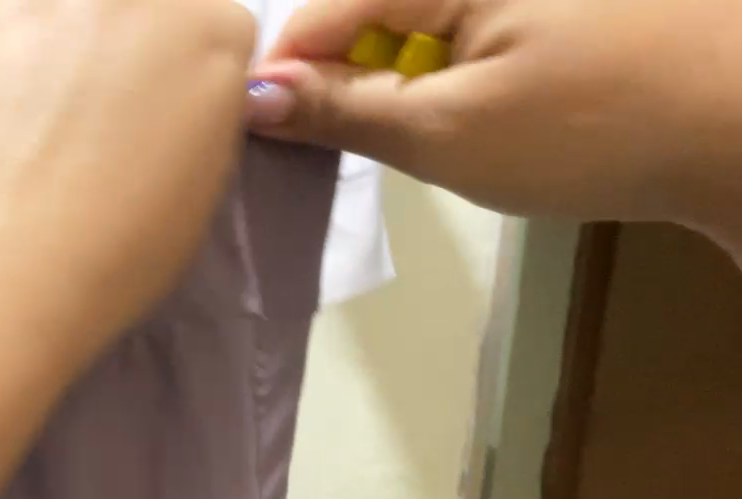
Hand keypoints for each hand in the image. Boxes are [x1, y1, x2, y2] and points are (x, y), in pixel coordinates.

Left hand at [0, 0, 257, 360]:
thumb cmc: (98, 274)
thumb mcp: (188, 204)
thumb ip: (185, 126)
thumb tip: (154, 113)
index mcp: (211, 36)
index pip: (195, 16)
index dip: (148, 69)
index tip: (113, 114)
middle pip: (112, 4)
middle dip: (86, 50)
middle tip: (45, 119)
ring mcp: (38, 3)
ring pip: (30, 9)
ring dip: (17, 50)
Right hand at [249, 0, 741, 236]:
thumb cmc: (594, 129)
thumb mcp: (442, 129)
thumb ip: (338, 109)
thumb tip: (252, 96)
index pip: (330, 8)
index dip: (286, 72)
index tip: (266, 132)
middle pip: (368, 13)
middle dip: (338, 75)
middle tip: (344, 138)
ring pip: (411, 26)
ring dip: (387, 77)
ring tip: (415, 125)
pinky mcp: (559, 10)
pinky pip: (461, 29)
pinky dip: (436, 69)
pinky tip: (459, 106)